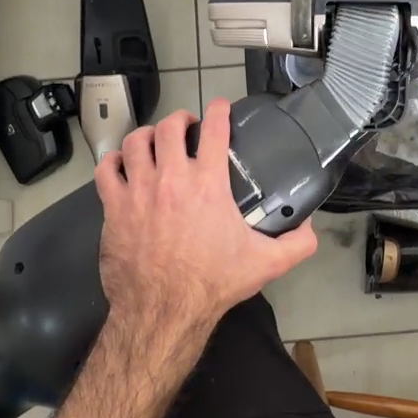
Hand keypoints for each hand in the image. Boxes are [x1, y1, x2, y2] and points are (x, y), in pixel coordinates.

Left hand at [94, 98, 316, 340]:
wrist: (164, 310)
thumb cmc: (212, 283)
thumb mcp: (265, 264)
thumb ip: (296, 244)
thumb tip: (310, 228)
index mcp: (208, 184)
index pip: (214, 129)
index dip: (219, 110)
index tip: (220, 106)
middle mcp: (171, 178)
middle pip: (169, 127)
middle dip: (180, 120)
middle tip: (186, 127)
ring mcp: (138, 190)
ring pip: (135, 142)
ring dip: (147, 135)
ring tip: (154, 140)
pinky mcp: (113, 207)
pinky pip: (106, 170)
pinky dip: (113, 161)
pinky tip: (121, 165)